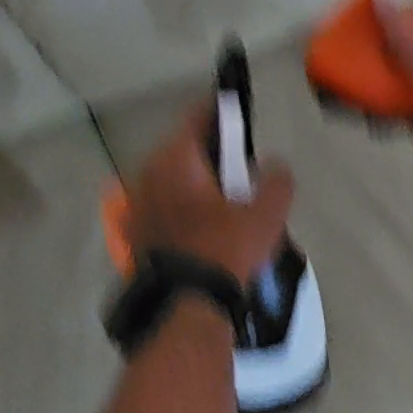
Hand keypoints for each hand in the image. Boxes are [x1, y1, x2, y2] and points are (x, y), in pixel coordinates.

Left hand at [127, 103, 294, 278]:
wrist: (185, 302)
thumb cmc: (226, 250)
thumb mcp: (267, 215)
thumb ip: (276, 182)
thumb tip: (275, 164)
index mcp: (176, 159)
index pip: (199, 117)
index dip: (222, 110)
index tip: (240, 109)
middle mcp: (148, 172)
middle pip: (185, 150)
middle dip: (213, 155)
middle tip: (243, 168)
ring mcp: (137, 203)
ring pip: (174, 180)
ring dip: (198, 183)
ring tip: (228, 200)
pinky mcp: (135, 231)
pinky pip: (166, 206)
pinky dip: (185, 208)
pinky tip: (207, 226)